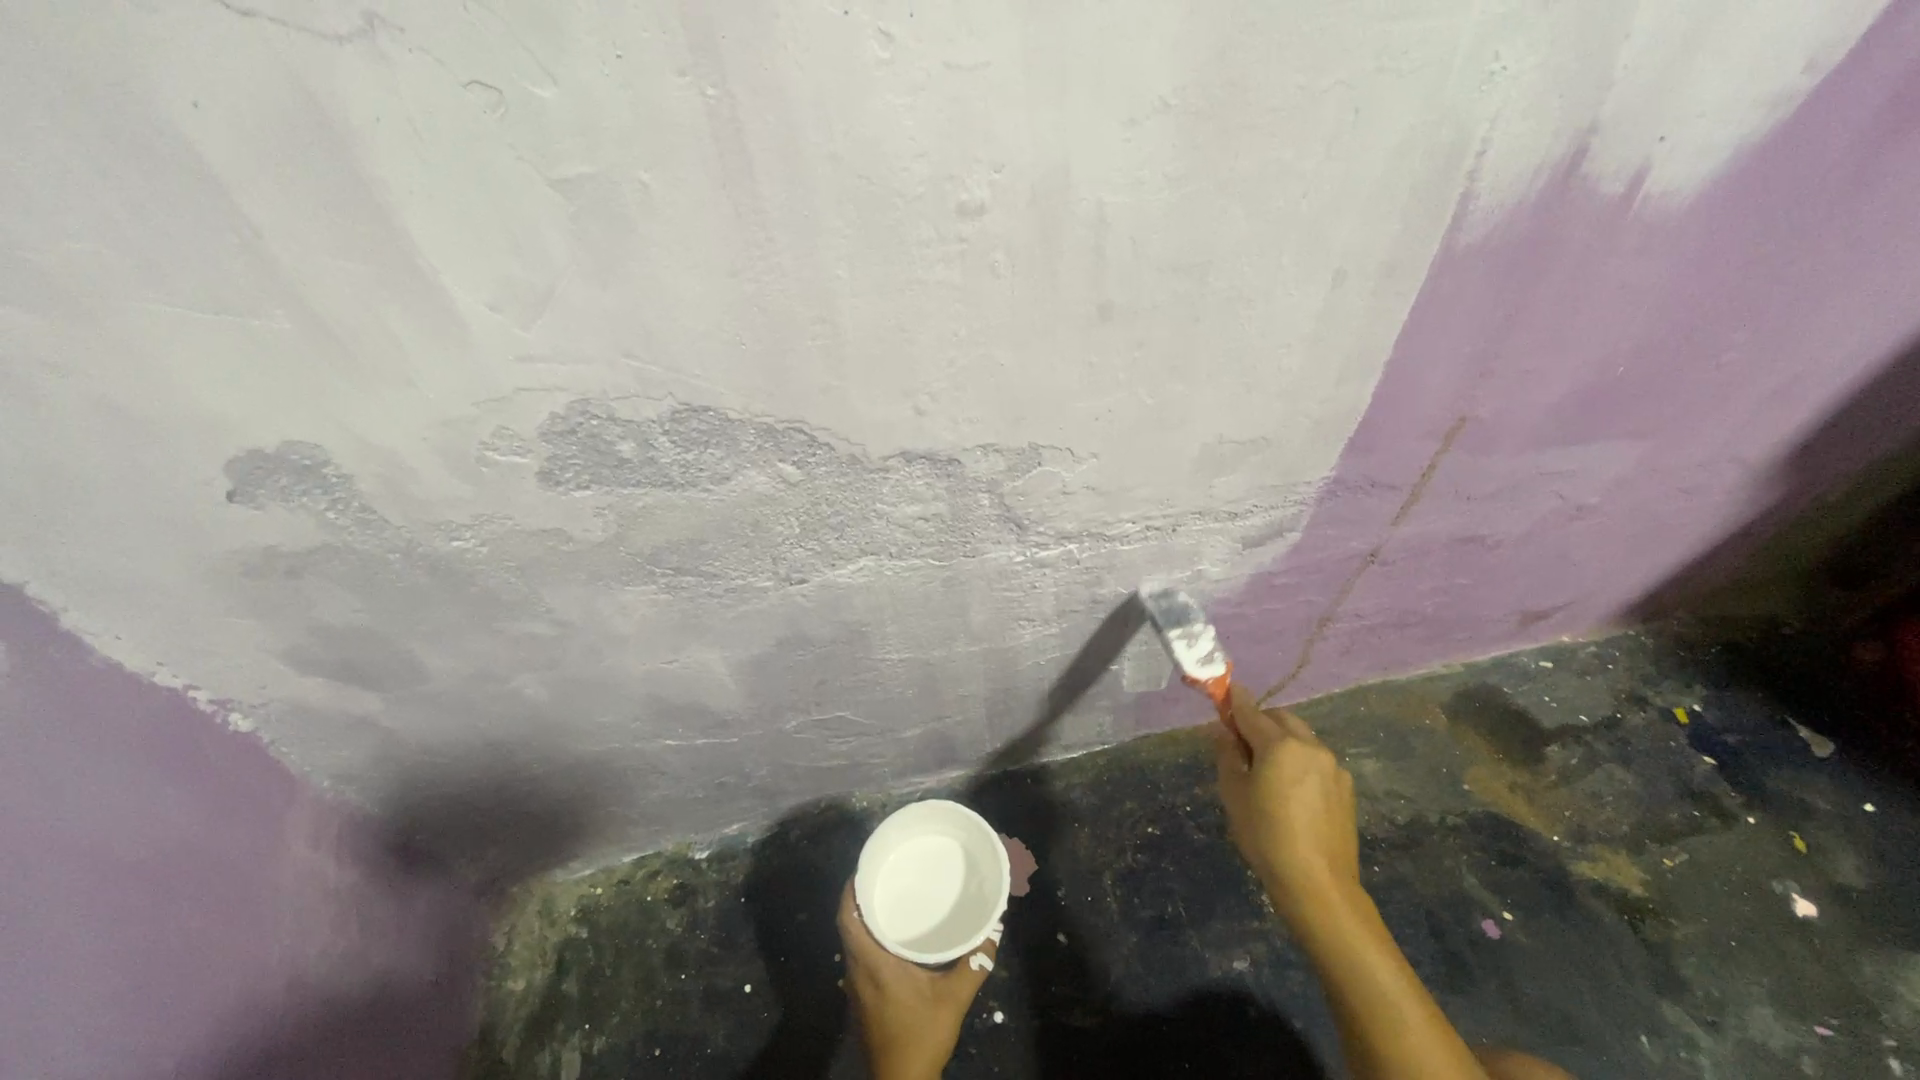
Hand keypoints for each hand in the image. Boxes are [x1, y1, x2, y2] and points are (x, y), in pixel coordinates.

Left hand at [837, 881, 999, 1079]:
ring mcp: (856, 988)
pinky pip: (858, 959)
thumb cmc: (922, 1035)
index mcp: (872, 963)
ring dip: (863, 922)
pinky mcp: (861, 1001)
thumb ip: (974, 962)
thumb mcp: (954, 997)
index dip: (849, 890)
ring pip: (852, 944)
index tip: (864, 868)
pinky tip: (891, 940)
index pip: (847, 918)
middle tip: (882, 877)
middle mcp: (857, 971)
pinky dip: (868, 942)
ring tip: (888, 901)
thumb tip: (993, 929)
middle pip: (847, 927)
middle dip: (859, 900)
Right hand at [1214, 683, 1361, 924]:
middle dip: (1262, 720)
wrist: (1317, 882)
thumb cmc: (1265, 836)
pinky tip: (1292, 791)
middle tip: (1242, 740)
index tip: (1227, 690)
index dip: (1236, 700)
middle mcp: (1311, 747)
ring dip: (1283, 740)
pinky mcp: (1346, 787)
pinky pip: (1318, 761)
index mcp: (1280, 745)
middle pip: (1282, 718)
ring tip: (1268, 769)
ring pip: (1303, 738)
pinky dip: (1301, 761)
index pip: (1252, 712)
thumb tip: (1222, 731)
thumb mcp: (1234, 794)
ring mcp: (1333, 766)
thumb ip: (1227, 755)